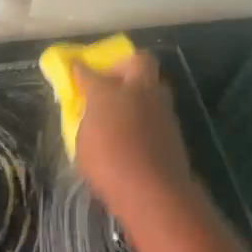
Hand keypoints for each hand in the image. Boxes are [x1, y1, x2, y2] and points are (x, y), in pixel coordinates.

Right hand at [72, 52, 193, 218]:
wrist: (152, 190)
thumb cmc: (108, 166)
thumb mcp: (84, 143)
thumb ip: (87, 120)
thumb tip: (92, 112)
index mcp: (108, 93)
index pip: (90, 73)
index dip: (81, 70)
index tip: (76, 70)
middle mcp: (138, 91)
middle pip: (138, 61)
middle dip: (123, 66)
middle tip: (111, 82)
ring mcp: (161, 108)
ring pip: (153, 84)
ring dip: (140, 91)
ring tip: (125, 110)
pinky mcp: (175, 127)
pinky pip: (158, 110)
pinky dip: (148, 114)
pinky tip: (137, 132)